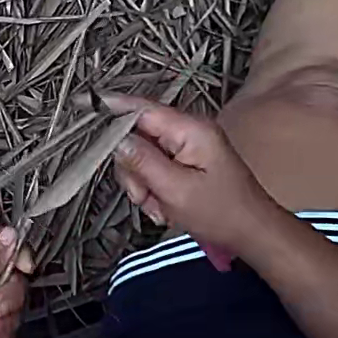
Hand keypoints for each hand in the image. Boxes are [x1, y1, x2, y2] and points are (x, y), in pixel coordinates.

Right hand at [104, 93, 281, 258]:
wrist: (252, 234)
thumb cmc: (224, 213)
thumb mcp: (176, 190)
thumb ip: (142, 162)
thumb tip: (115, 141)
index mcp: (190, 130)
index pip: (141, 109)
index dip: (111, 106)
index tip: (84, 103)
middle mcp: (187, 132)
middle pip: (136, 135)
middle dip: (132, 168)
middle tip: (144, 194)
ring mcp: (185, 146)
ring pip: (140, 155)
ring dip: (142, 184)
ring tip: (160, 205)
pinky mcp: (183, 160)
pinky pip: (152, 167)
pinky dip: (151, 188)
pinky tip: (164, 205)